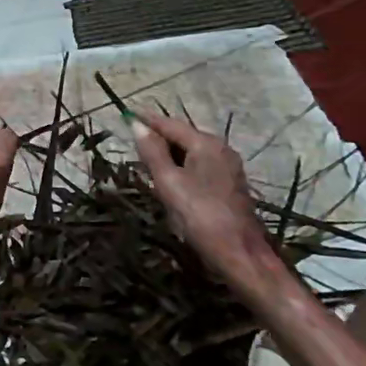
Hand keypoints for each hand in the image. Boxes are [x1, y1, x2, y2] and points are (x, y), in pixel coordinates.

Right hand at [131, 114, 283, 295]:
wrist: (238, 252)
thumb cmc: (199, 216)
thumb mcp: (168, 182)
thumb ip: (152, 152)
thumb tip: (137, 125)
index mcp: (206, 144)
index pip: (171, 124)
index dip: (148, 119)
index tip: (127, 113)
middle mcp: (221, 149)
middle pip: (184, 136)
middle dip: (159, 136)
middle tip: (133, 138)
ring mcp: (229, 167)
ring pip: (192, 151)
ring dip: (170, 152)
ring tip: (147, 157)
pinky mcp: (230, 184)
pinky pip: (200, 165)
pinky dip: (182, 165)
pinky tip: (171, 178)